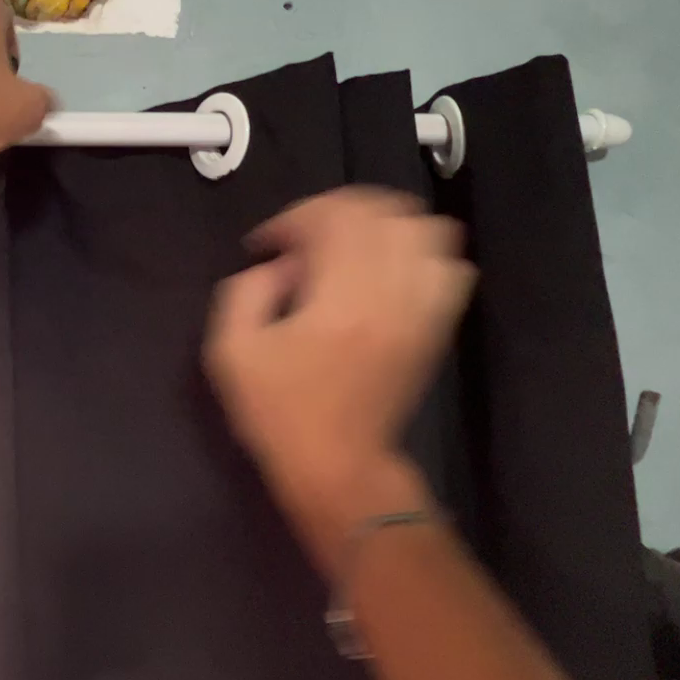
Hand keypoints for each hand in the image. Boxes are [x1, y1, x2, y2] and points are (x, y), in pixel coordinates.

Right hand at [204, 187, 474, 563]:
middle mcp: (390, 297)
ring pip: (423, 231)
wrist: (338, 468)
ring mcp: (421, 311)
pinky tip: (387, 267)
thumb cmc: (278, 412)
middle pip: (379, 212)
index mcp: (338, 302)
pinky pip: (449, 267)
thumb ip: (246, 290)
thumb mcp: (231, 351)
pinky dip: (420, 252)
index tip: (268, 244)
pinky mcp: (435, 327)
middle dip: (332, 211)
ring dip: (380, 223)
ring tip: (347, 243)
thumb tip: (280, 264)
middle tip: (303, 237)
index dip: (293, 218)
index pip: (330, 219)